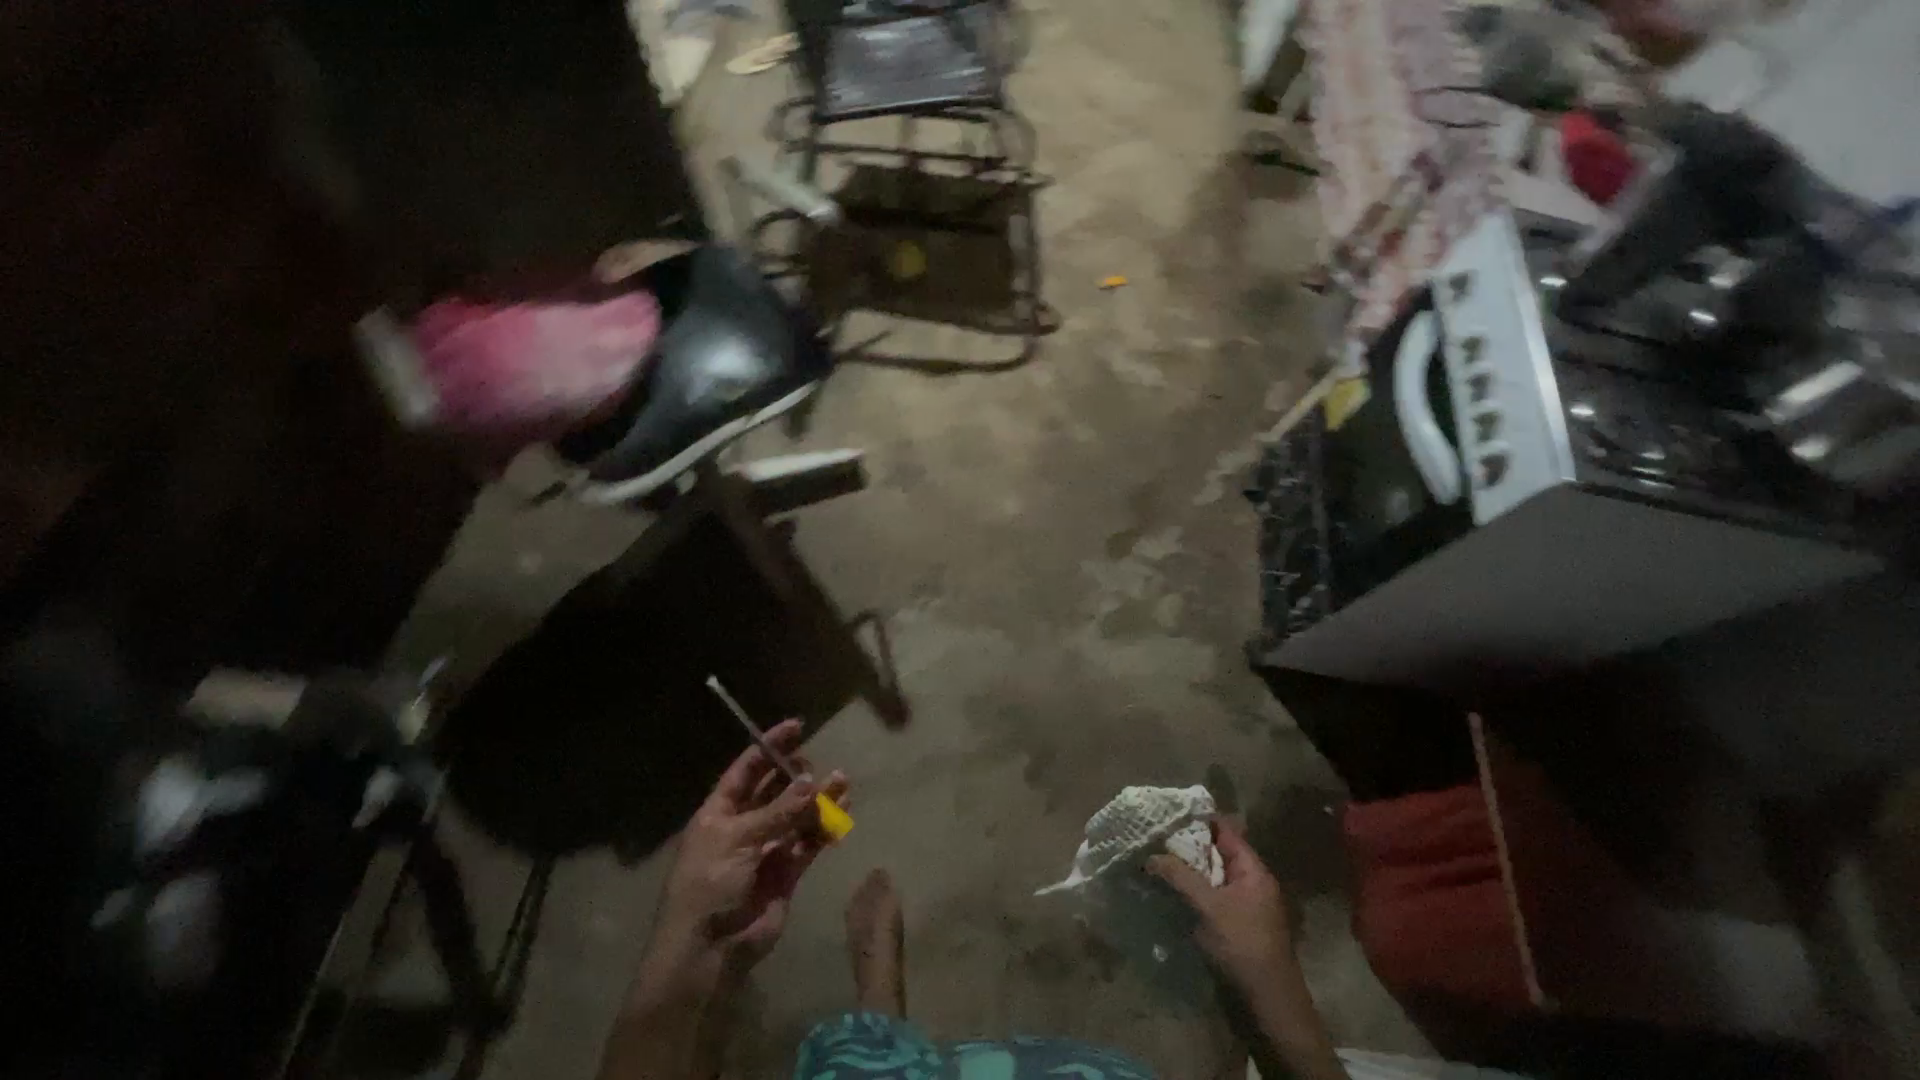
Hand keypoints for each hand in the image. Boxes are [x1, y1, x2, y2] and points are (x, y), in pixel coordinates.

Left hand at [644, 721, 849, 986]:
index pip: (746, 770)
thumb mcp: (736, 841)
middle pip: (774, 791)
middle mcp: (742, 827)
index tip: (796, 728)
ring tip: (843, 781)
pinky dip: (824, 828)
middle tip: (820, 761)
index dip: (769, 748)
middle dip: (797, 774)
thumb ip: (778, 812)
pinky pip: (808, 843)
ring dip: (817, 799)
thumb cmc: (708, 886)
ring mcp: (765, 850)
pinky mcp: (785, 874)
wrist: (708, 951)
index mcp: (718, 813)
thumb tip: (811, 781)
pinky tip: (842, 812)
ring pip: (796, 816)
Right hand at [1147, 819, 1295, 993]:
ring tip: (1157, 861)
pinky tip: (1171, 892)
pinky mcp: (1236, 923)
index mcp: (1253, 870)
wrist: (1269, 997)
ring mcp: (1245, 904)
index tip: (1170, 814)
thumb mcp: (1209, 906)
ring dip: (1189, 871)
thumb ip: (1181, 877)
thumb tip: (1150, 856)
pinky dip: (1194, 891)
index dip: (1200, 821)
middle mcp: (1251, 882)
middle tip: (1156, 839)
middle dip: (1189, 846)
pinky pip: (1212, 897)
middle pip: (1218, 853)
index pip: (1226, 832)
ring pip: (1213, 877)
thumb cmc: (1243, 944)